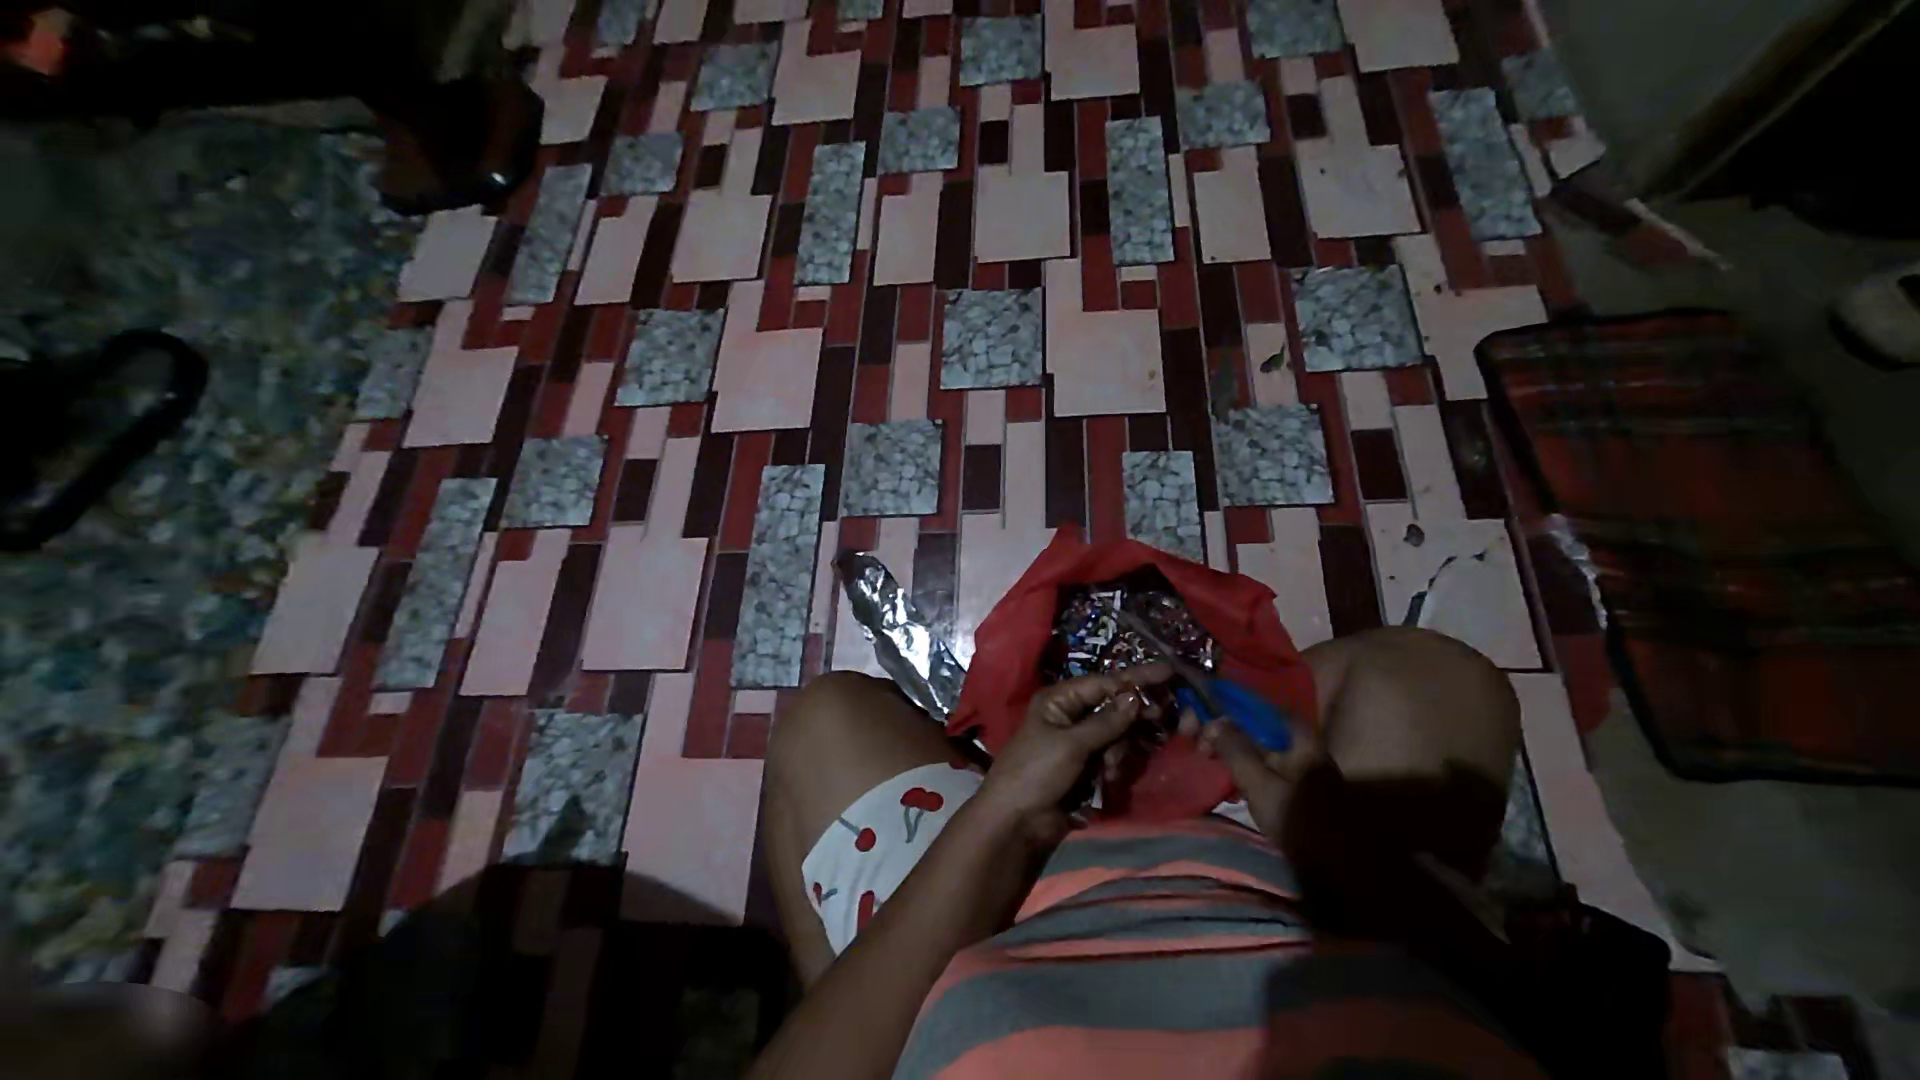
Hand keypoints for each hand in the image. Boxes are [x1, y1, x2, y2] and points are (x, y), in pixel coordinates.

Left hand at [974, 663, 1173, 845]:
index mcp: (1059, 700)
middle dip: (1132, 718)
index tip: (1167, 672)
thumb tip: (1134, 697)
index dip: (1135, 678)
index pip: (1103, 682)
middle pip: (1113, 707)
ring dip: (1120, 749)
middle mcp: (1070, 715)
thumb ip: (1106, 722)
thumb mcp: (1071, 744)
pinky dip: (1116, 765)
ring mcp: (1079, 742)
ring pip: (1117, 734)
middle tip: (1159, 719)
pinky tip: (1109, 779)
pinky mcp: (1086, 766)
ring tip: (1110, 768)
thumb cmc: (1036, 772)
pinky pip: (1112, 756)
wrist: (1016, 822)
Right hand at [1196, 709, 1329, 840]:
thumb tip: (1213, 720)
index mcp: (1299, 737)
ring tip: (1210, 760)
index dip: (1229, 706)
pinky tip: (1230, 782)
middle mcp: (1302, 745)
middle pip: (1258, 727)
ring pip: (1259, 747)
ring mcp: (1301, 767)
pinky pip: (1264, 766)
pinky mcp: (1296, 787)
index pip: (1258, 707)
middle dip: (1228, 732)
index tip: (1205, 715)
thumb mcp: (1258, 782)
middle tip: (1202, 744)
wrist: (1335, 866)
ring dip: (1234, 752)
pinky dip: (1245, 768)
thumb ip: (1234, 750)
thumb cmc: (1297, 818)